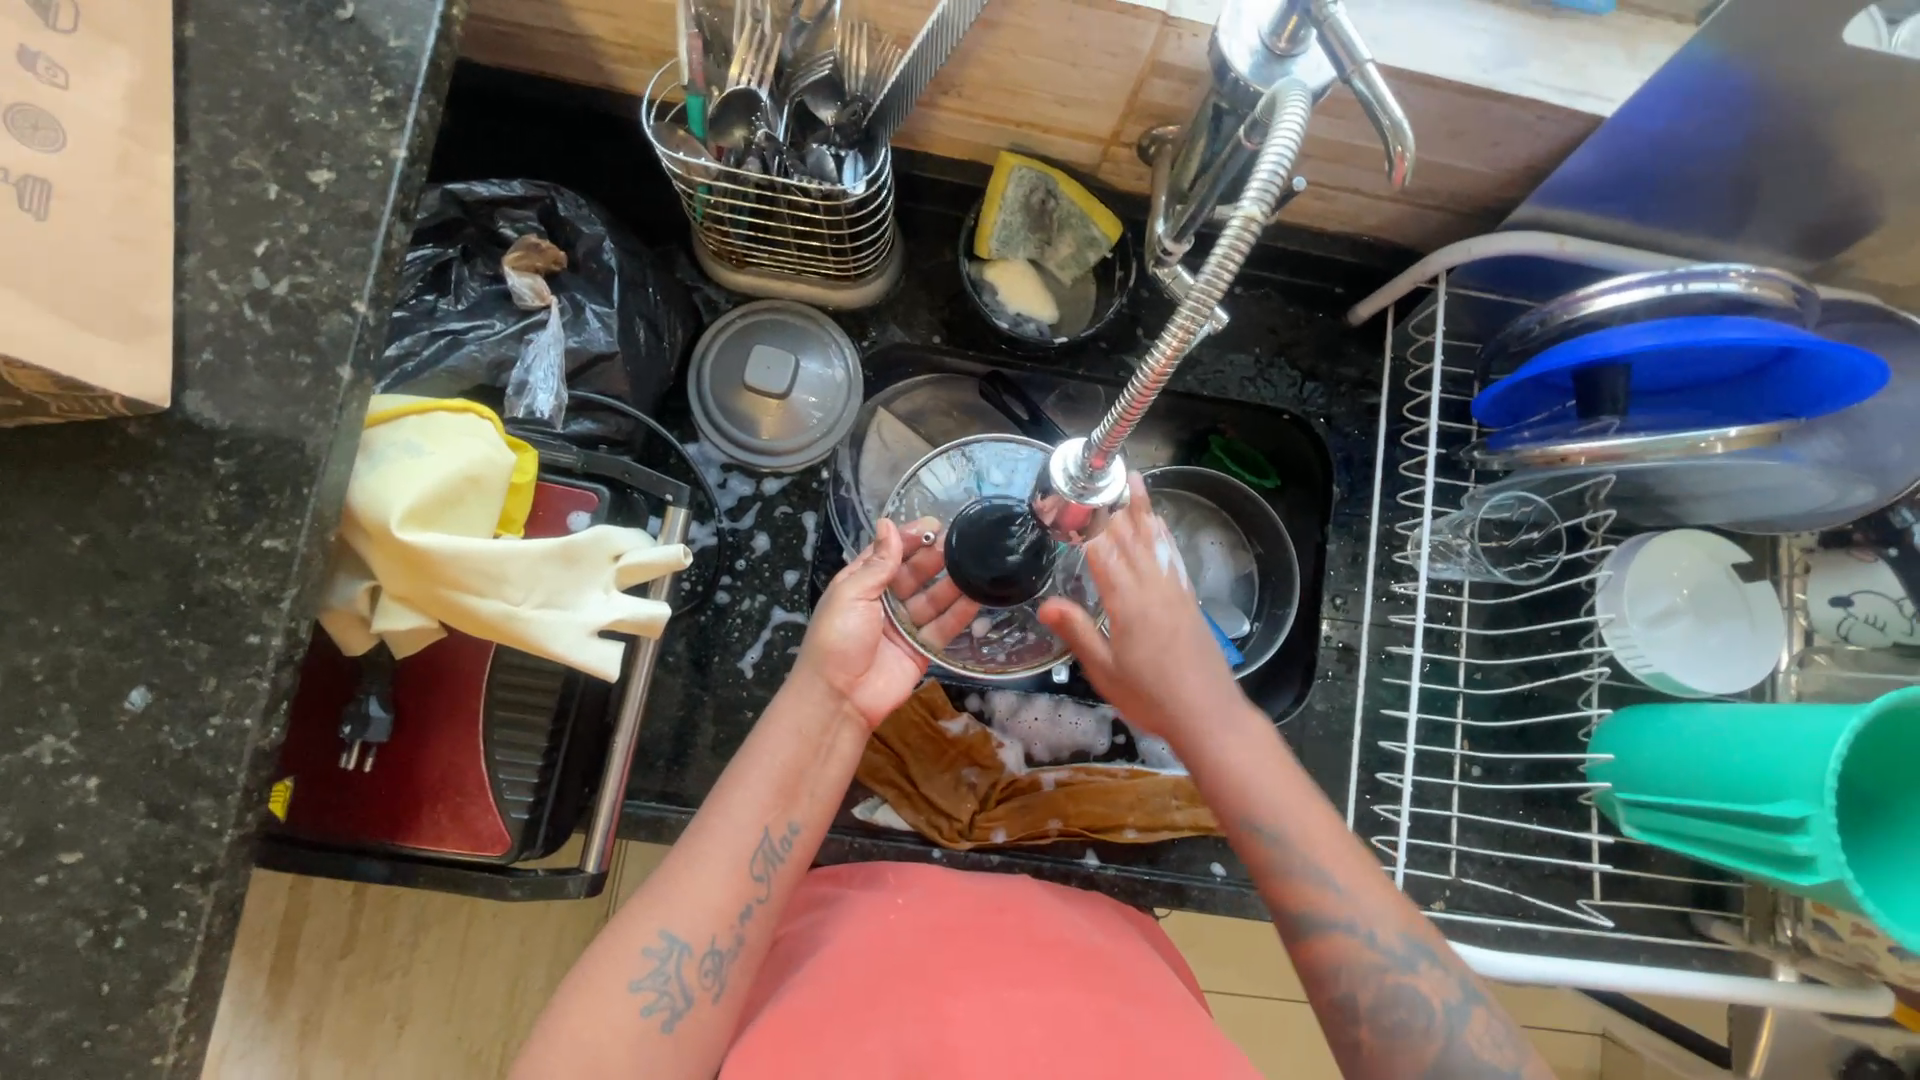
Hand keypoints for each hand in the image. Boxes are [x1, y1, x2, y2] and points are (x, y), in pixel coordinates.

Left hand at [790, 518, 980, 731]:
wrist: (839, 698)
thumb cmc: (837, 639)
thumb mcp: (852, 593)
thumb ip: (878, 562)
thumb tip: (887, 522)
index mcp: (861, 583)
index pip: (888, 552)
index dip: (909, 538)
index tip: (933, 525)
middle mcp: (884, 601)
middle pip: (914, 573)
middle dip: (934, 557)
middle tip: (959, 542)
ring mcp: (904, 625)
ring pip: (932, 598)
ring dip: (951, 582)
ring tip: (975, 563)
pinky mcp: (922, 649)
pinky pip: (944, 627)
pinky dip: (960, 612)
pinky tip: (977, 595)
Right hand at [1039, 474, 1247, 745]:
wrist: (1208, 714)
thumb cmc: (1150, 697)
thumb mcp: (1104, 670)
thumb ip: (1077, 632)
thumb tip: (1046, 603)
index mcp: (1127, 602)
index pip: (1102, 551)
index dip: (1086, 522)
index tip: (1072, 499)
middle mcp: (1152, 588)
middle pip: (1130, 537)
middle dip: (1113, 505)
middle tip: (1102, 474)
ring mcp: (1174, 591)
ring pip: (1155, 540)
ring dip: (1143, 509)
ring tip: (1135, 480)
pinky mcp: (1189, 600)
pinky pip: (1173, 556)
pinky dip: (1164, 535)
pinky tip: (1161, 525)